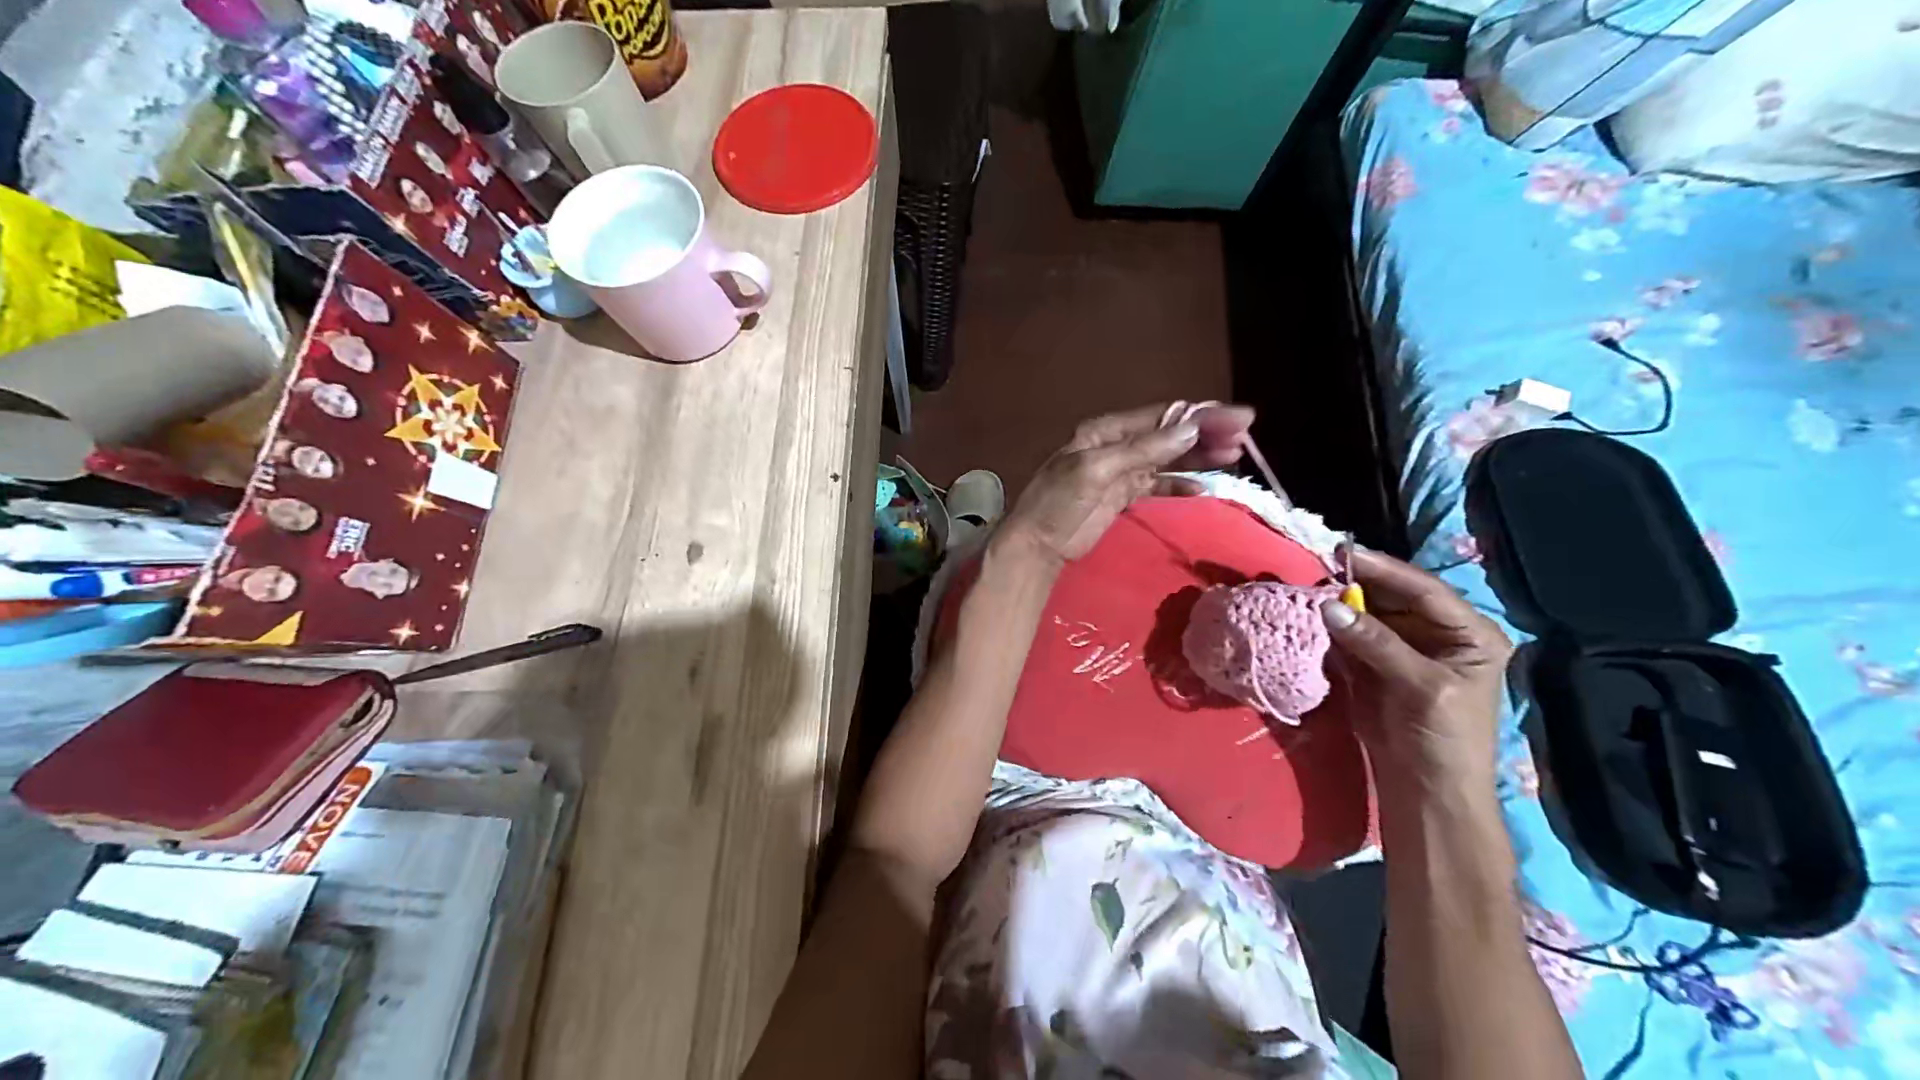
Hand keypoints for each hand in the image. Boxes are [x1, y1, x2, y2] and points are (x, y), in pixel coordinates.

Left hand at [994, 402, 1255, 566]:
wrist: (1036, 544)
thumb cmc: (1059, 502)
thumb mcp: (1097, 470)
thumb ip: (1143, 451)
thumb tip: (1189, 428)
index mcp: (1107, 430)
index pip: (1163, 417)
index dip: (1202, 416)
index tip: (1241, 418)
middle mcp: (1117, 445)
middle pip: (1170, 434)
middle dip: (1207, 434)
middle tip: (1246, 436)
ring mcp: (1121, 471)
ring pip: (1168, 458)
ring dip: (1200, 457)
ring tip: (1235, 457)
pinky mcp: (1123, 495)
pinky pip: (1159, 484)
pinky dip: (1180, 484)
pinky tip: (1203, 487)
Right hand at [1320, 549, 1512, 783]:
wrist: (1428, 792)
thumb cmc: (1445, 739)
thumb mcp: (1421, 687)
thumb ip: (1376, 643)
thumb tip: (1328, 604)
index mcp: (1468, 633)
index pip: (1423, 589)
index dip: (1383, 569)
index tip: (1342, 552)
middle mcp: (1435, 633)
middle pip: (1392, 596)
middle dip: (1355, 582)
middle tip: (1316, 565)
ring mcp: (1401, 648)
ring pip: (1366, 612)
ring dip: (1338, 602)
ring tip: (1306, 585)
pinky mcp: (1373, 664)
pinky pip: (1348, 635)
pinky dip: (1329, 625)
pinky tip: (1309, 613)